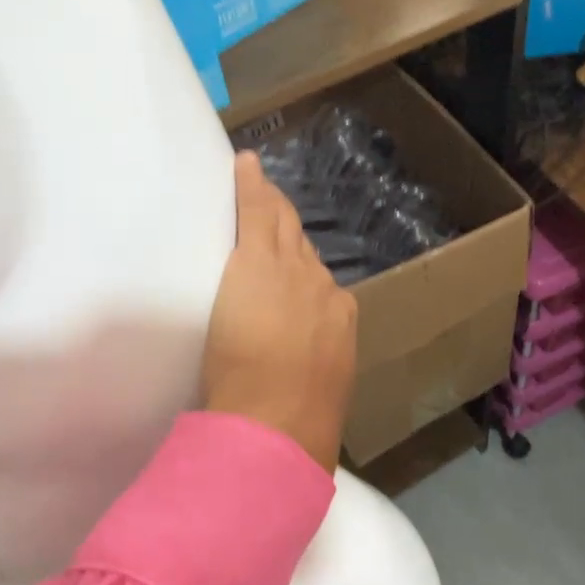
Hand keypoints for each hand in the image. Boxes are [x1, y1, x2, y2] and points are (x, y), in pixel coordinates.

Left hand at [203, 152, 357, 472]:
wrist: (282, 418)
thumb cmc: (300, 419)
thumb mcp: (320, 391)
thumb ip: (312, 371)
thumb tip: (303, 375)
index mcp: (341, 319)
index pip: (319, 283)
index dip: (301, 269)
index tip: (290, 263)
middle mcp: (322, 287)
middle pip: (303, 248)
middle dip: (288, 231)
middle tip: (272, 214)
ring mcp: (291, 270)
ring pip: (283, 227)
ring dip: (271, 210)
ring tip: (258, 192)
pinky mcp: (255, 260)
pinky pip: (254, 211)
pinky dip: (249, 185)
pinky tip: (243, 165)